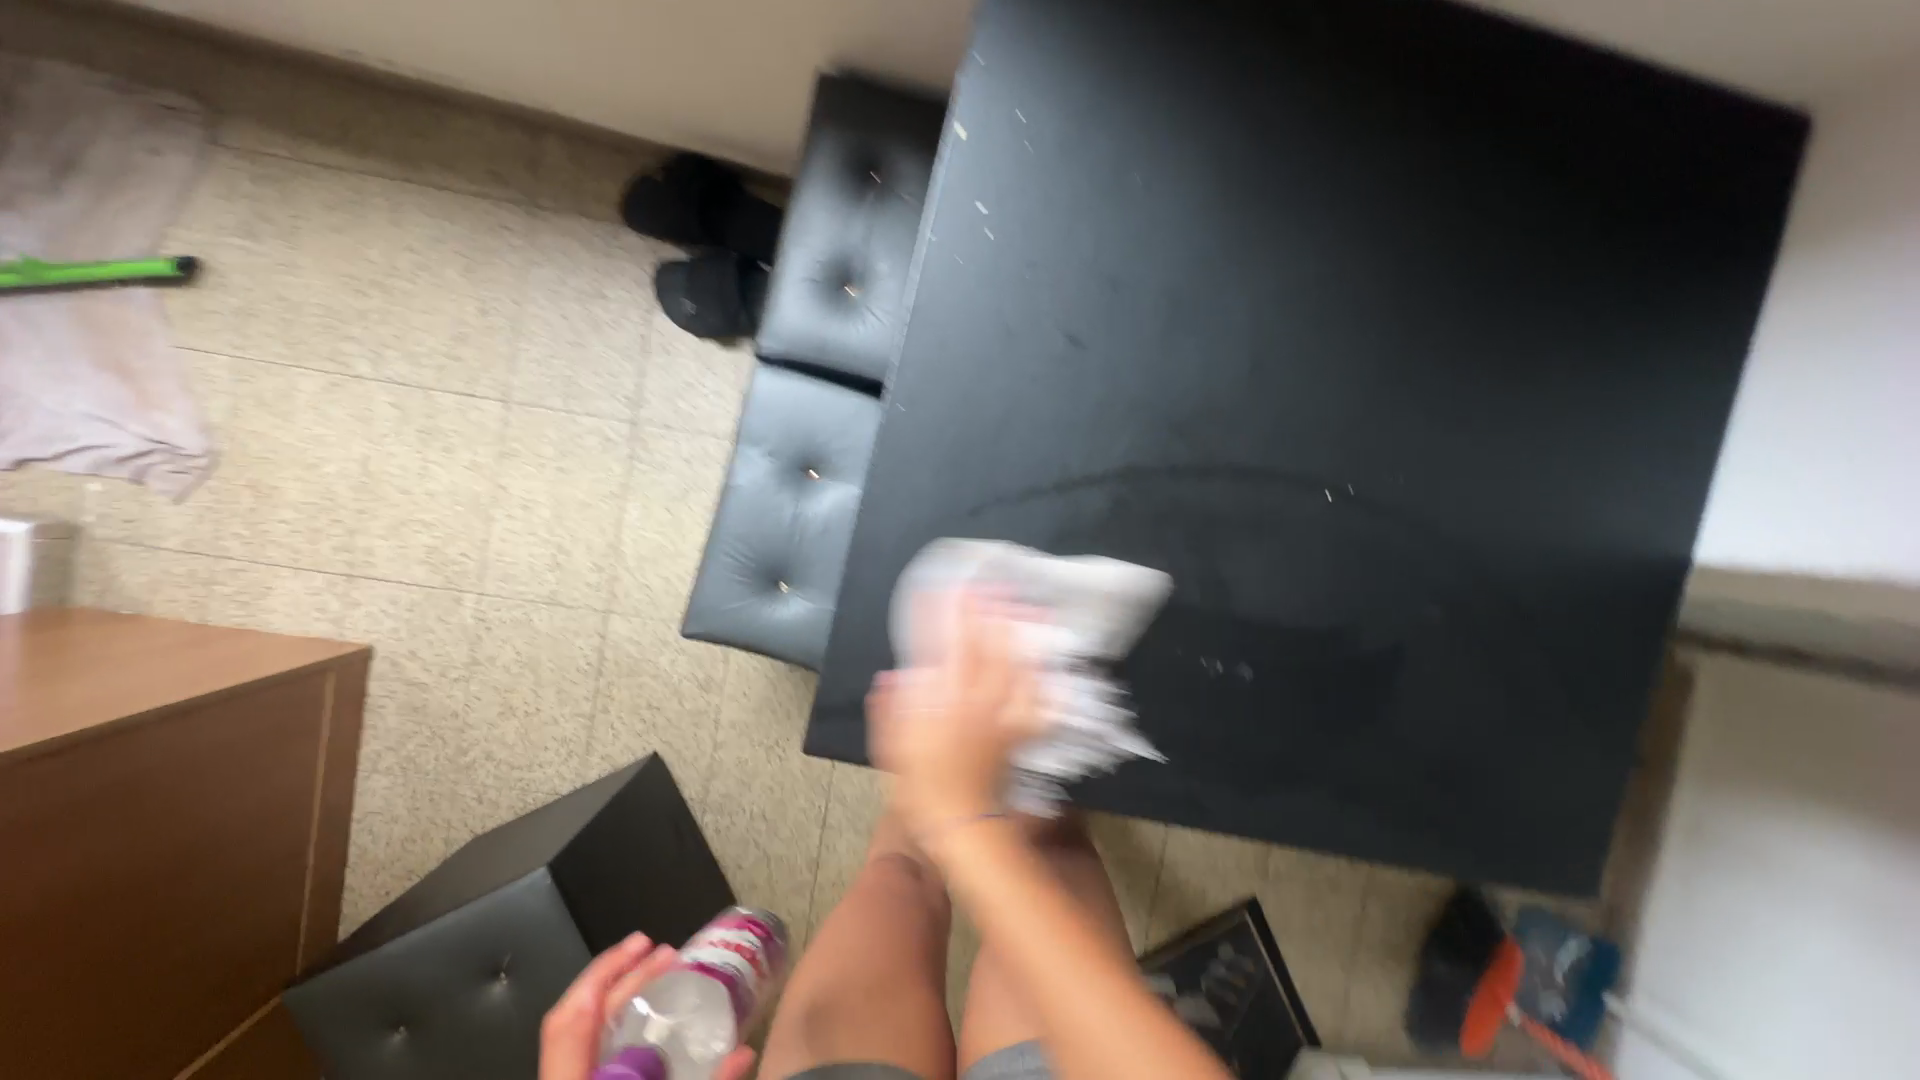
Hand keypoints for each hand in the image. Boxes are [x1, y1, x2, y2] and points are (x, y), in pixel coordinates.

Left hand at [540, 933, 755, 1079]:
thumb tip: (744, 1052)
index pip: (570, 1022)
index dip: (602, 975)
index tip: (643, 945)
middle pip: (583, 1022)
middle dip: (624, 980)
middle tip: (667, 953)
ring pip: (586, 1041)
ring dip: (620, 1005)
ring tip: (660, 979)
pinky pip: (591, 1061)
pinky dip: (617, 1036)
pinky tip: (645, 1028)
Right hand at [867, 589, 1042, 834]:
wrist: (960, 823)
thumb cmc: (920, 787)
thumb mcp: (891, 749)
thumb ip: (890, 710)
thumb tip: (891, 677)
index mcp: (943, 702)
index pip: (948, 648)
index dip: (950, 615)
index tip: (950, 588)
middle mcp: (976, 702)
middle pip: (988, 649)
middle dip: (991, 614)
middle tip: (996, 585)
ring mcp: (1002, 716)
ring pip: (1016, 667)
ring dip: (1021, 636)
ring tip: (1028, 608)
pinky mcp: (1018, 733)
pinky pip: (1036, 702)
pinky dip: (1044, 681)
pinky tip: (1049, 665)